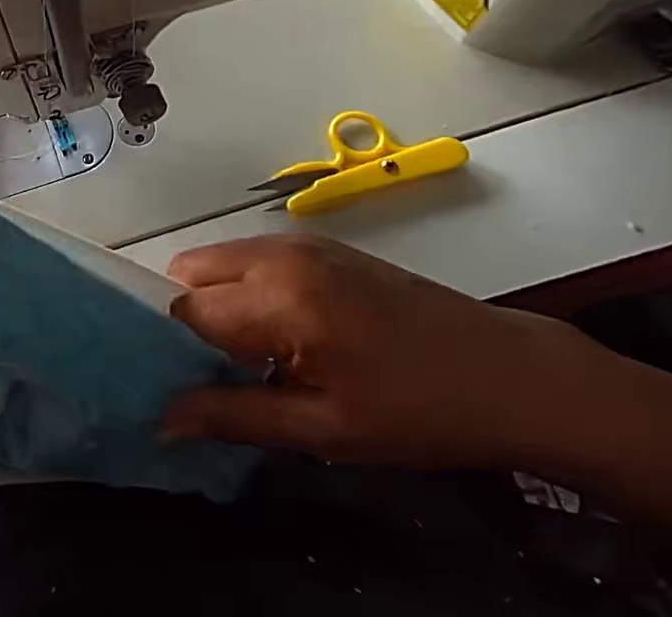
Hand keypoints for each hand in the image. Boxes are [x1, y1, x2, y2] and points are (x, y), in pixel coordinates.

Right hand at [163, 233, 588, 469]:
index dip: (168, 345)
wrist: (508, 373)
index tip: (172, 381)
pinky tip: (278, 332)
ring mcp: (298, 241)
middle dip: (185, 318)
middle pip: (187, 271)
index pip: (181, 306)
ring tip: (249, 356)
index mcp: (278, 296)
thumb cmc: (419, 411)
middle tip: (215, 371)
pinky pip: (248, 257)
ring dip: (213, 302)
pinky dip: (240, 288)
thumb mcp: (325, 429)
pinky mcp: (317, 243)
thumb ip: (234, 416)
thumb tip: (164, 420)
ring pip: (215, 261)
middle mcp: (278, 253)